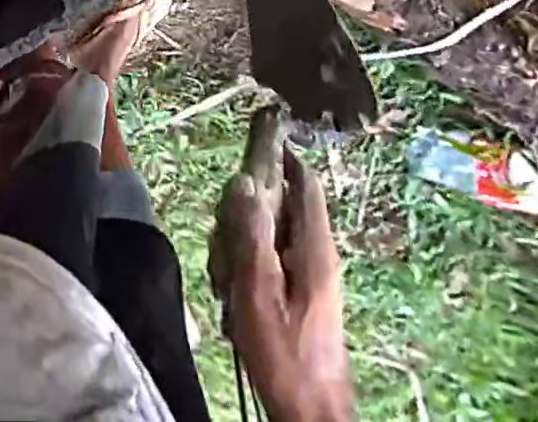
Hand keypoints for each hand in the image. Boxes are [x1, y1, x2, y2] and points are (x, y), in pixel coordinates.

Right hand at [214, 147, 353, 421]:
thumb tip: (244, 181)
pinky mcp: (294, 289)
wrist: (309, 413)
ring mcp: (304, 271)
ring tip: (227, 287)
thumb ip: (251, 234)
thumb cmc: (285, 354)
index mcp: (313, 246)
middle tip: (224, 254)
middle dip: (238, 218)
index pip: (303, 182)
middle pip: (271, 205)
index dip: (281, 156)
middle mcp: (312, 252)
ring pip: (260, 232)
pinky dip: (242, 271)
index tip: (251, 144)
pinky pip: (261, 259)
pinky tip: (233, 300)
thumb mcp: (259, 291)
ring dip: (235, 251)